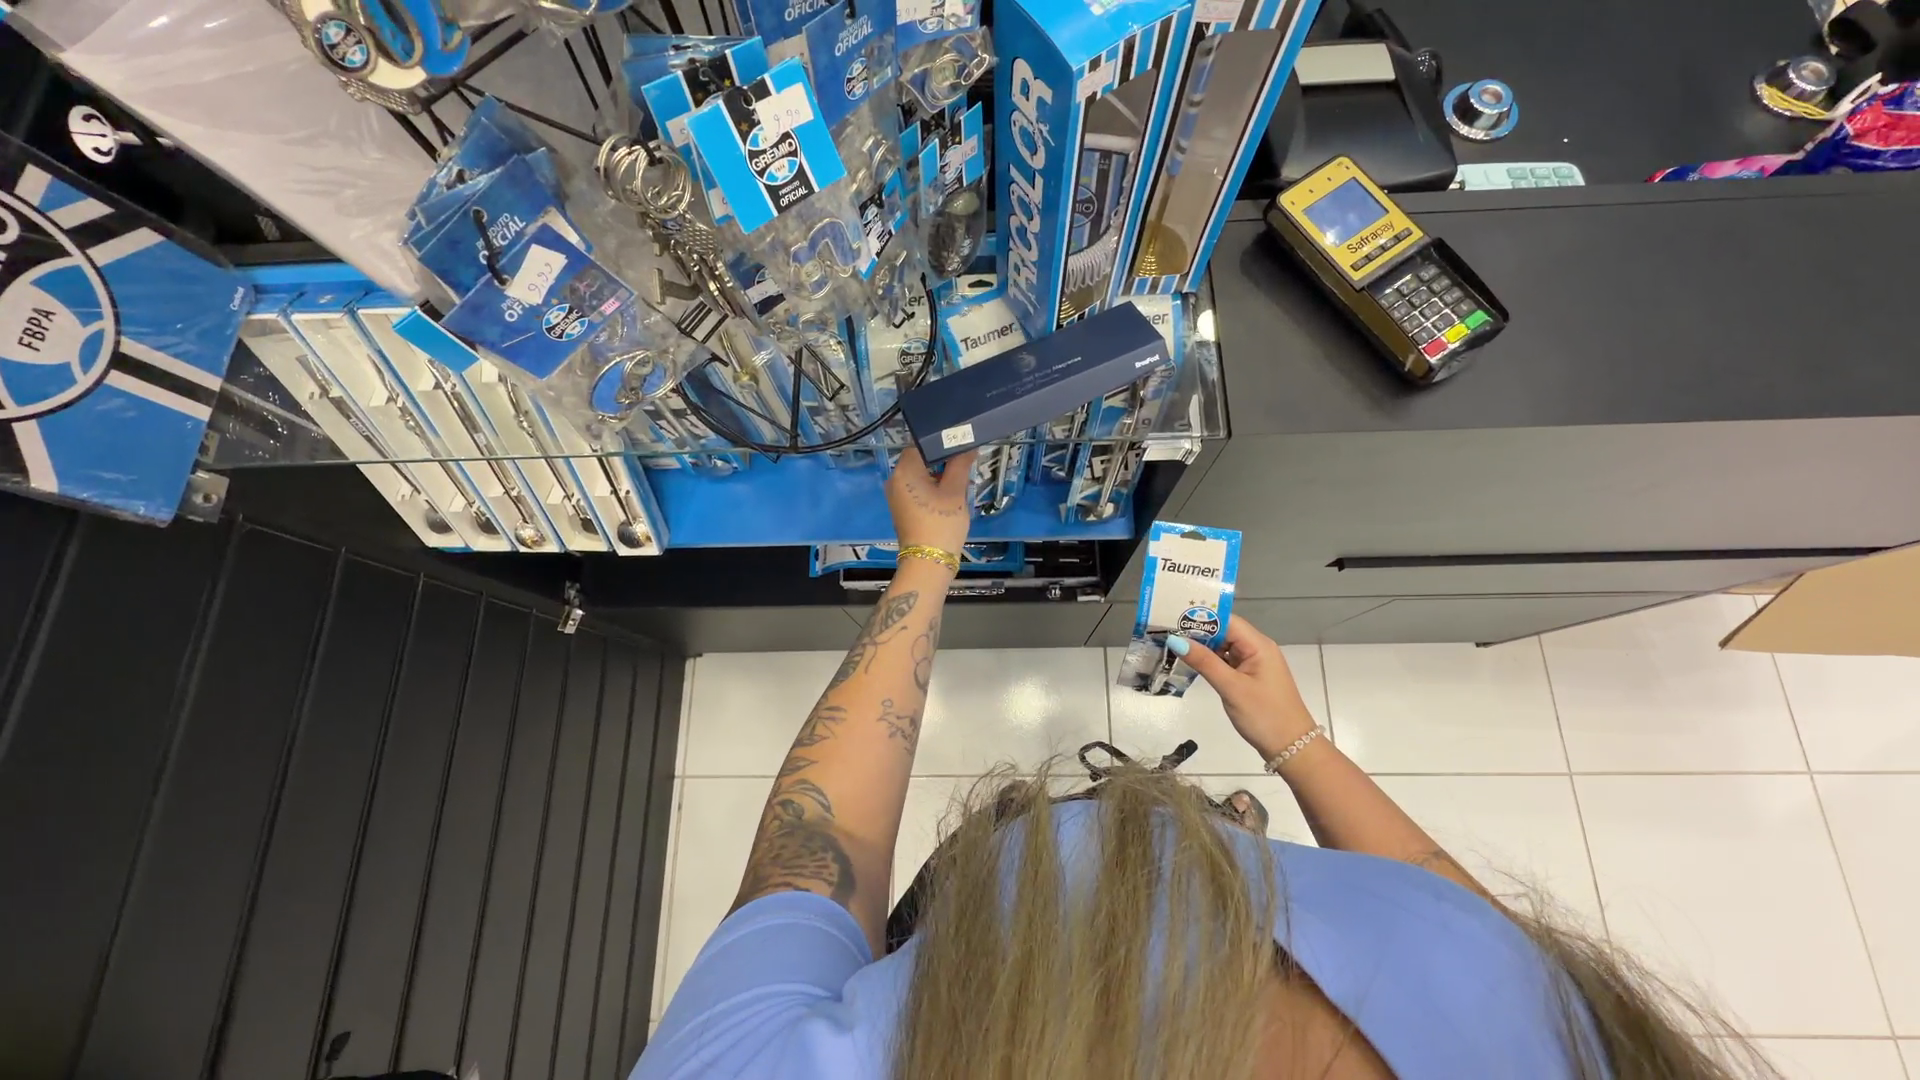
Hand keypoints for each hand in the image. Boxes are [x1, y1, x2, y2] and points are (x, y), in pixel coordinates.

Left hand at [886, 445, 976, 555]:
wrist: (928, 561)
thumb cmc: (941, 523)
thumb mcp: (955, 491)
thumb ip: (960, 464)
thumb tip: (967, 447)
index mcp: (904, 470)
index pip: (921, 444)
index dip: (942, 443)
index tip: (961, 445)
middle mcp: (895, 479)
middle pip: (920, 459)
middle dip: (943, 460)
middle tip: (965, 463)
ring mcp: (896, 495)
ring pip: (920, 474)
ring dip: (939, 475)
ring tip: (961, 479)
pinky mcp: (902, 508)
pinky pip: (917, 489)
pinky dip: (932, 487)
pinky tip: (949, 494)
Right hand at [1173, 618, 1317, 759]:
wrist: (1292, 748)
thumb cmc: (1265, 715)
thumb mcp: (1232, 688)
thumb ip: (1204, 662)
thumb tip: (1176, 640)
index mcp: (1258, 645)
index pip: (1227, 620)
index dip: (1201, 617)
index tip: (1172, 615)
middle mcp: (1257, 649)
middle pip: (1224, 631)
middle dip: (1197, 631)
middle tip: (1165, 630)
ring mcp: (1254, 664)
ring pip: (1224, 646)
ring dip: (1202, 646)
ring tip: (1171, 643)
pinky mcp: (1249, 678)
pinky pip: (1226, 661)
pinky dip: (1210, 661)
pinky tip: (1190, 662)